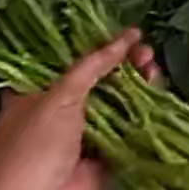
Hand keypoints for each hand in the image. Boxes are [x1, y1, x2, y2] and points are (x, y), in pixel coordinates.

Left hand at [0, 29, 160, 189]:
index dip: (95, 41)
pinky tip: (154, 88)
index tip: (121, 32)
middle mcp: (55, 109)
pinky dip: (140, 108)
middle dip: (120, 60)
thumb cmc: (34, 149)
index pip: (69, 56)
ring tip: (151, 65)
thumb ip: (94, 64)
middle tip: (142, 49)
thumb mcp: (60, 95)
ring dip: (133, 80)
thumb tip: (128, 35)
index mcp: (34, 91)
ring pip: (112, 99)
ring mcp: (79, 134)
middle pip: (95, 76)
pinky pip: (124, 126)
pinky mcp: (101, 157)